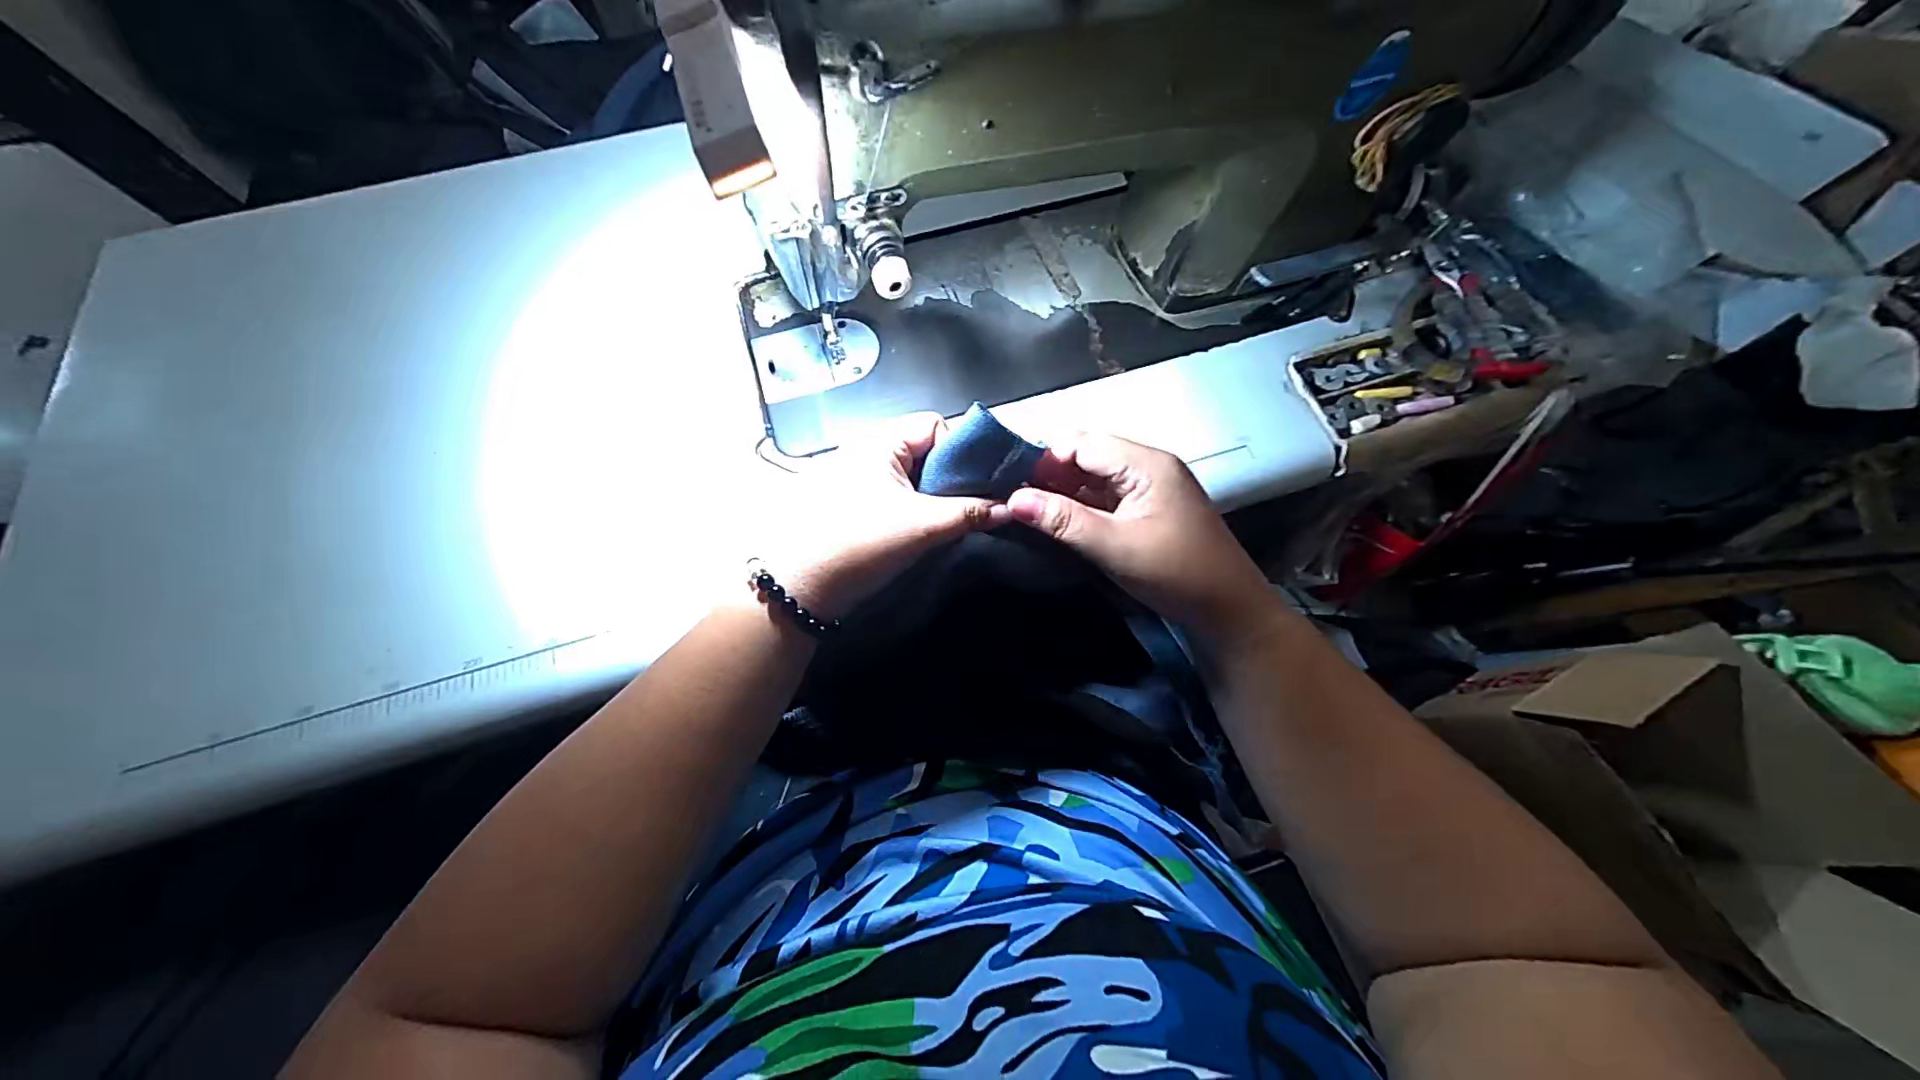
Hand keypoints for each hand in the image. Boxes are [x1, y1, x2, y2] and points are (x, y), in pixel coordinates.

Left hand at [764, 413, 1011, 618]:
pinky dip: (916, 510)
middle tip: (968, 506)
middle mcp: (867, 452)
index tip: (976, 483)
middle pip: (926, 450)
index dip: (960, 449)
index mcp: (880, 442)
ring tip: (948, 522)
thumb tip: (1010, 507)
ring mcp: (859, 480)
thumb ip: (971, 512)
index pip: (935, 424)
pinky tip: (924, 533)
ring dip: (934, 497)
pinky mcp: (855, 506)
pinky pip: (898, 496)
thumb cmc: (858, 545)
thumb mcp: (922, 526)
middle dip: (951, 476)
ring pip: (913, 476)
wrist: (802, 590)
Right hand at [1006, 433, 1282, 644]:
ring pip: (1091, 478)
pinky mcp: (1145, 509)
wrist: (1229, 611)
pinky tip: (1054, 522)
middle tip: (1012, 501)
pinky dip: (1078, 508)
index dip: (1043, 461)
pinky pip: (1103, 498)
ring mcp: (1147, 488)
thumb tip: (1014, 500)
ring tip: (1025, 513)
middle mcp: (1146, 466)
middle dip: (1048, 476)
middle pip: (1085, 456)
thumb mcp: (1115, 547)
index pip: (1080, 443)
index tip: (1010, 485)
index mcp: (1145, 464)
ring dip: (1061, 493)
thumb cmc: (1177, 574)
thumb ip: (1063, 521)